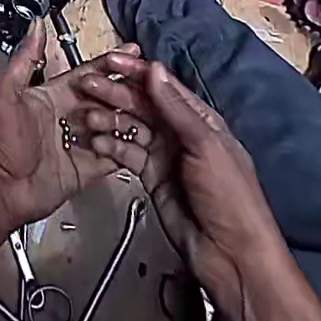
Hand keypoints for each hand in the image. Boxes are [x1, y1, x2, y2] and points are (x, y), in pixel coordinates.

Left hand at [0, 20, 155, 227]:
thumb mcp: (8, 92)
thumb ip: (25, 59)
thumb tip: (34, 26)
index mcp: (53, 96)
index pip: (87, 75)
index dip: (108, 64)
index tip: (130, 50)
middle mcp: (69, 116)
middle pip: (104, 99)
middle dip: (124, 90)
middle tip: (149, 83)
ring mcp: (78, 142)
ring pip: (112, 125)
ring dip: (127, 119)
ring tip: (149, 111)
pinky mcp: (85, 169)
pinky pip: (111, 157)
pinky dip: (124, 150)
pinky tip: (141, 142)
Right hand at [81, 60, 283, 317]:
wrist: (232, 258)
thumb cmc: (231, 199)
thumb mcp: (205, 145)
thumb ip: (175, 108)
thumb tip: (155, 69)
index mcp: (199, 118)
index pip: (162, 86)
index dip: (135, 72)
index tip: (109, 62)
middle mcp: (180, 132)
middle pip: (142, 104)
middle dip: (114, 93)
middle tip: (88, 86)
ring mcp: (165, 154)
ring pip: (131, 127)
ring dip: (109, 119)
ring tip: (89, 117)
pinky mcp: (152, 177)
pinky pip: (127, 154)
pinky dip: (111, 146)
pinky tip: (97, 142)